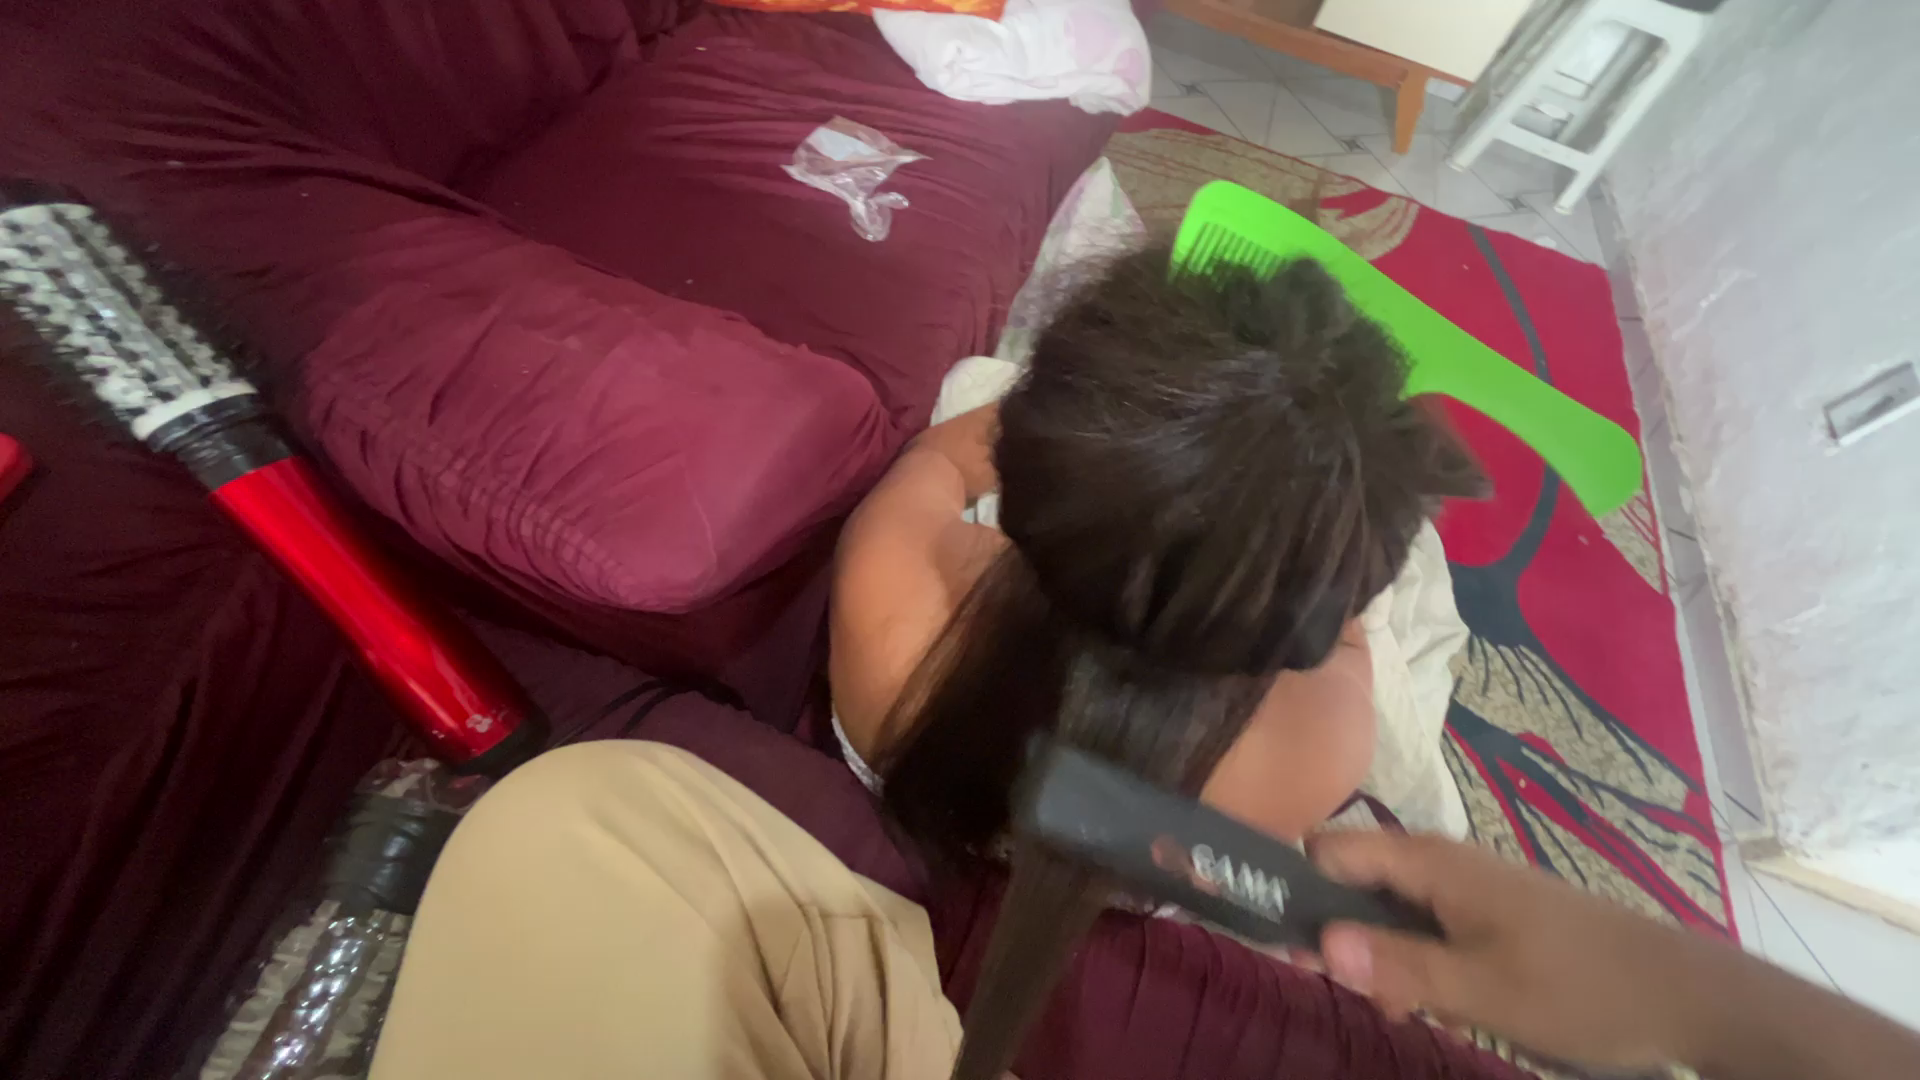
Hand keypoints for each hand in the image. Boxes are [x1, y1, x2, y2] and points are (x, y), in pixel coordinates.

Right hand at [1307, 830, 1708, 1070]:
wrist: (1690, 997)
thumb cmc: (1581, 988)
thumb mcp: (1485, 989)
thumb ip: (1397, 964)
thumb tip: (1317, 944)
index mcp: (1425, 860)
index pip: (1327, 851)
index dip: (1302, 891)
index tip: (1298, 947)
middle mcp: (1433, 857)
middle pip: (1351, 877)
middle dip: (1341, 931)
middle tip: (1352, 990)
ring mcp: (1459, 880)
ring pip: (1385, 902)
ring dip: (1378, 951)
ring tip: (1401, 1007)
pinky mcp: (1480, 904)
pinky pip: (1420, 918)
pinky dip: (1413, 954)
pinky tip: (1435, 999)